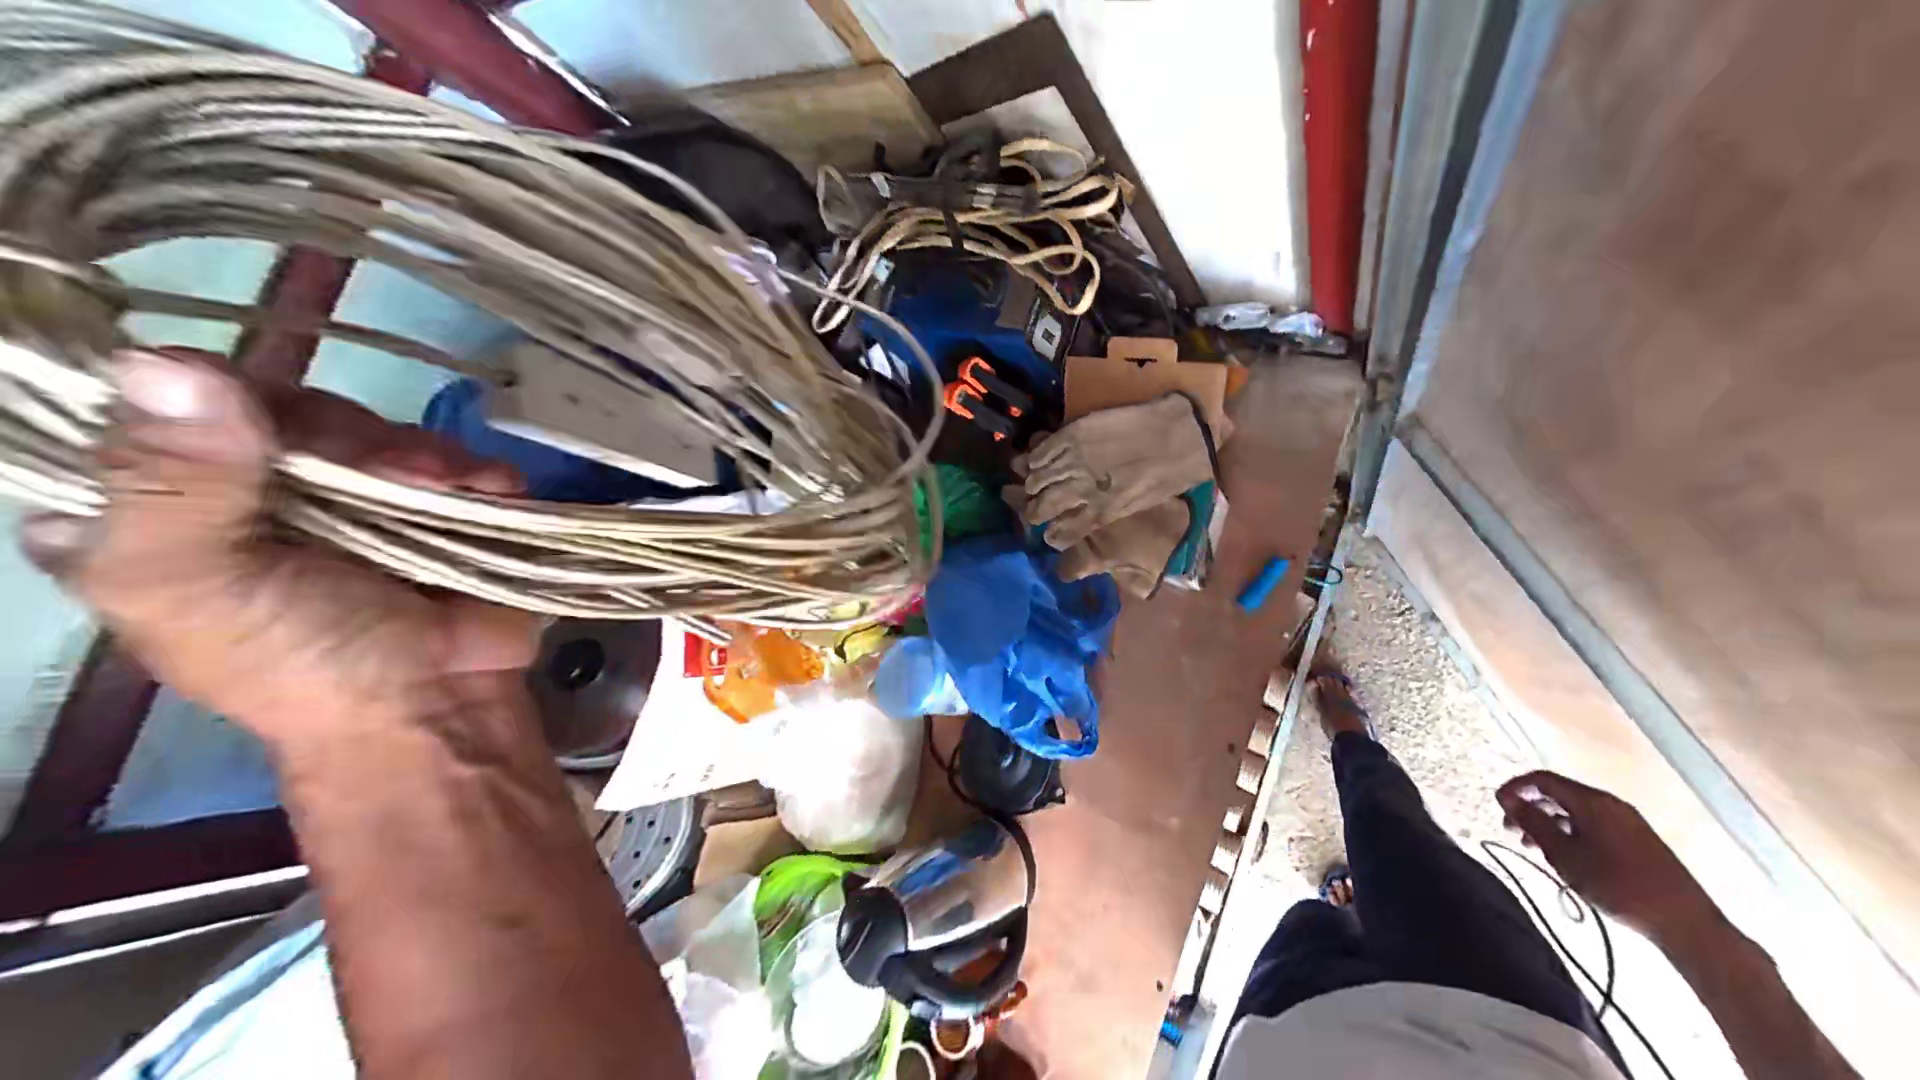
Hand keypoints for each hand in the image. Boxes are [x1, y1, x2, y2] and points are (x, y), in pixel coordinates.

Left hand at [20, 348, 539, 750]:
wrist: (436, 703)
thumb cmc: (302, 660)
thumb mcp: (196, 584)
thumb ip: (171, 483)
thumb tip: (164, 362)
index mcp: (158, 508)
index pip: (165, 406)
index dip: (220, 401)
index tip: (272, 436)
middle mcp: (256, 492)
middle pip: (288, 409)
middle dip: (345, 436)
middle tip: (388, 476)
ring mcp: (356, 497)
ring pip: (376, 428)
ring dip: (421, 452)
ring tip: (447, 491)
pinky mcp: (436, 506)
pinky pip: (451, 455)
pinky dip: (475, 468)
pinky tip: (485, 492)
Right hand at [1496, 770, 1717, 939]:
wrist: (1685, 923)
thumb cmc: (1617, 885)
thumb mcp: (1564, 854)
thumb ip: (1532, 822)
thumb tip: (1508, 798)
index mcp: (1593, 802)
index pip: (1542, 780)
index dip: (1515, 788)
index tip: (1498, 807)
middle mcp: (1611, 805)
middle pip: (1558, 794)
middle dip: (1530, 808)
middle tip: (1512, 830)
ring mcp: (1628, 823)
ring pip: (1575, 812)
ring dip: (1548, 823)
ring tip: (1534, 847)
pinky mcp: (1638, 841)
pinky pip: (1593, 826)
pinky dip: (1570, 833)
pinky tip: (1564, 856)